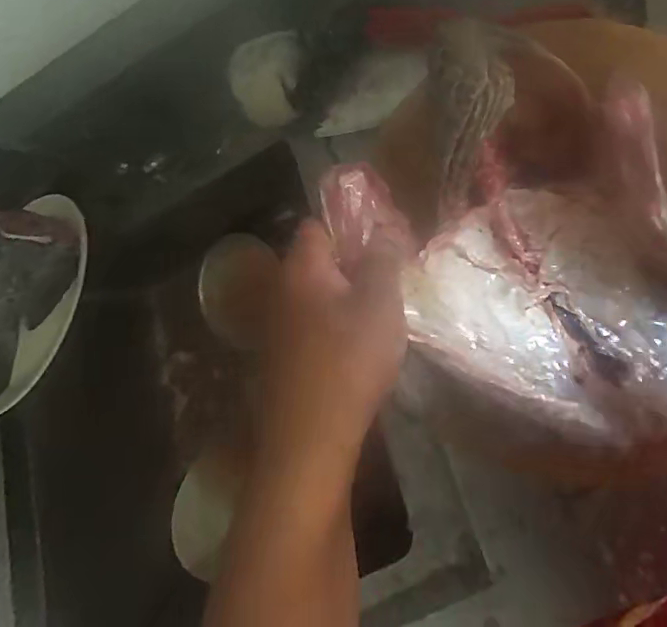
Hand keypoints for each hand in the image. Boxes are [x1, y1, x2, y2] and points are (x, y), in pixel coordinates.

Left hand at [257, 220, 407, 466]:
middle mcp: (281, 290)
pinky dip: (335, 325)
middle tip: (389, 276)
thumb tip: (380, 231)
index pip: (318, 226)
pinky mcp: (282, 358)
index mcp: (302, 268)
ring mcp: (277, 327)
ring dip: (346, 296)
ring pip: (317, 295)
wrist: (308, 441)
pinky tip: (359, 345)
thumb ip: (382, 259)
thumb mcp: (379, 302)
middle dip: (353, 263)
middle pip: (317, 260)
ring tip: (381, 311)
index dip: (350, 226)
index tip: (383, 239)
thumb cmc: (348, 360)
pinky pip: (312, 324)